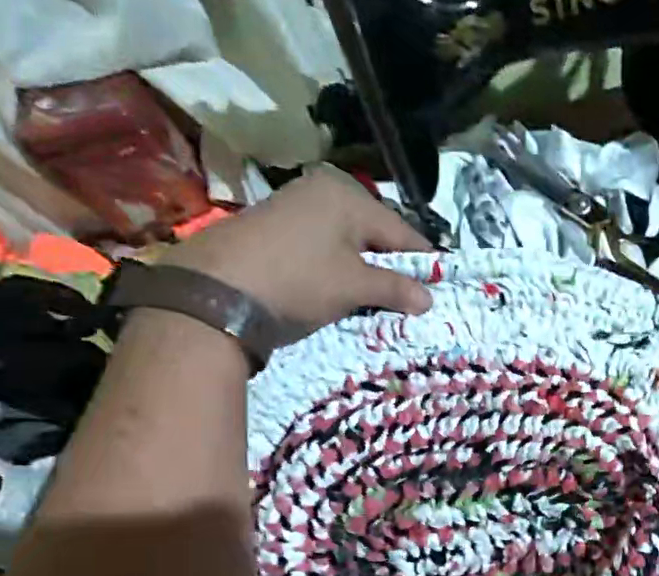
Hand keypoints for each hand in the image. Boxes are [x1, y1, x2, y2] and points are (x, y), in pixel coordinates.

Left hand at [160, 167, 433, 343]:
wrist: (217, 292)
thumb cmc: (299, 281)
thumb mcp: (353, 287)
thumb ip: (395, 289)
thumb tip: (429, 298)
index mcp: (348, 196)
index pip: (402, 231)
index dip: (423, 262)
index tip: (440, 288)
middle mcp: (322, 191)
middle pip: (375, 233)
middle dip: (392, 266)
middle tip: (410, 299)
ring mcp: (296, 207)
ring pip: (348, 242)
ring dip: (365, 270)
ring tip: (378, 300)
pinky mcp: (276, 228)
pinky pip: (324, 247)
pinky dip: (339, 268)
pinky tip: (343, 291)